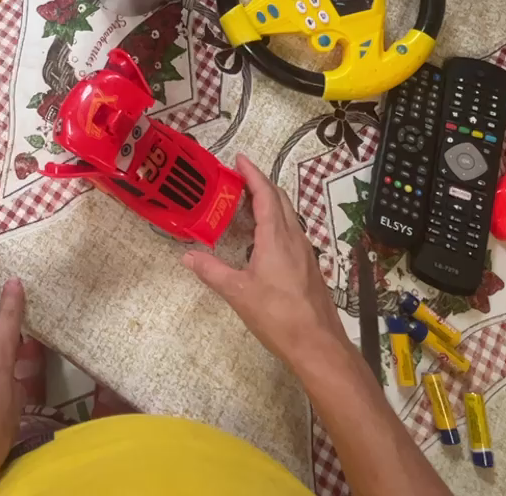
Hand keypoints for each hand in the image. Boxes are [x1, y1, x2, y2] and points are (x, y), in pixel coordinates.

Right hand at [182, 153, 351, 374]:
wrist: (319, 346)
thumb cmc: (278, 316)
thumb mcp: (238, 293)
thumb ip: (211, 271)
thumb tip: (187, 257)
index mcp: (276, 237)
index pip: (265, 194)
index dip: (252, 173)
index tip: (239, 158)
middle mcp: (294, 238)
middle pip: (279, 199)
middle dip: (260, 183)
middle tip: (237, 178)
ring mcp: (305, 252)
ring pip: (287, 214)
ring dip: (269, 201)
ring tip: (245, 203)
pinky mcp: (309, 266)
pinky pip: (291, 230)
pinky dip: (275, 220)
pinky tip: (262, 236)